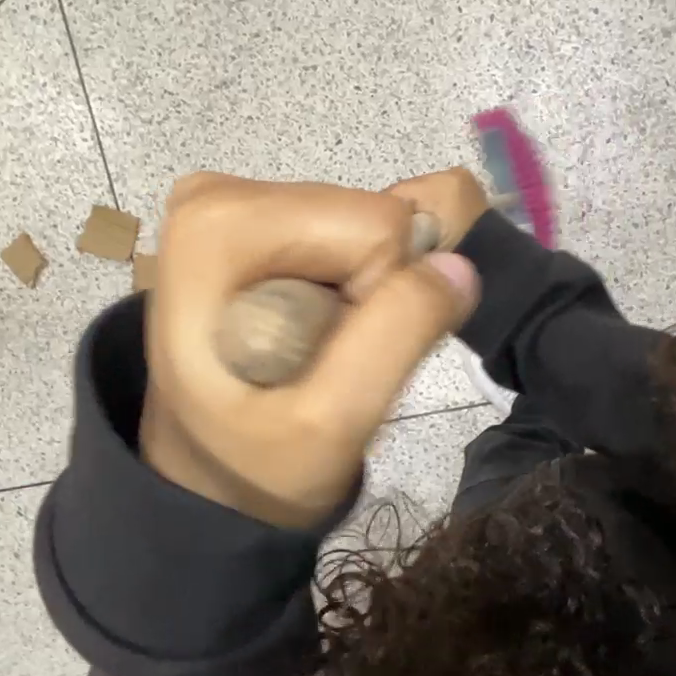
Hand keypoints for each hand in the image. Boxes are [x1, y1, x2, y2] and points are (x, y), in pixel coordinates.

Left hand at [140, 169, 487, 527]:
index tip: (339, 357)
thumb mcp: (330, 421)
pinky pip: (354, 237)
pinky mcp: (260, 220)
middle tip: (331, 358)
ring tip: (318, 352)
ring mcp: (238, 204)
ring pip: (370, 227)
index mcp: (220, 226)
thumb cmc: (259, 463)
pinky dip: (354, 288)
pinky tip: (317, 330)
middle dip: (371, 294)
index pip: (375, 228)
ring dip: (362, 297)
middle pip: (371, 218)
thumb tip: (458, 266)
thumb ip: (396, 336)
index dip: (380, 299)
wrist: (217, 479)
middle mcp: (220, 196)